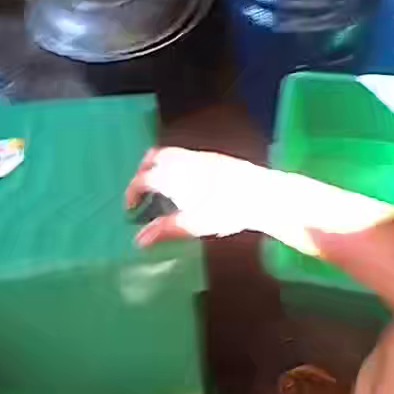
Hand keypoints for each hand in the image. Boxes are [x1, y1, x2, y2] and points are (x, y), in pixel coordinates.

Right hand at [124, 147, 281, 245]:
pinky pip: (189, 157)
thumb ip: (165, 229)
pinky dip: (180, 166)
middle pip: (154, 157)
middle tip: (144, 191)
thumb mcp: (193, 224)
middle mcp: (184, 160)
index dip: (132, 191)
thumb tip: (140, 239)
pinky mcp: (217, 159)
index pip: (142, 178)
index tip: (131, 207)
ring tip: (166, 189)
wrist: (262, 193)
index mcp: (172, 174)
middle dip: (144, 171)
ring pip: (173, 154)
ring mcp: (202, 157)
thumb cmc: (226, 209)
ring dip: (163, 167)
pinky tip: (191, 185)